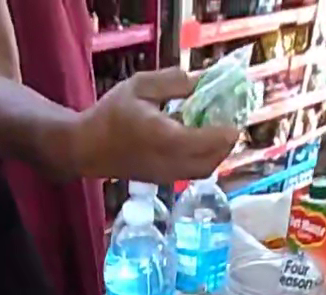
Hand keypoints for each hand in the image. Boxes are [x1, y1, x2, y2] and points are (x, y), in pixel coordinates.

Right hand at [71, 69, 239, 183]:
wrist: (89, 149)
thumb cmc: (111, 115)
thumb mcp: (140, 86)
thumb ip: (171, 84)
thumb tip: (199, 84)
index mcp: (164, 138)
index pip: (206, 142)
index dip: (225, 133)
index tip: (235, 119)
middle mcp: (169, 163)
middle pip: (211, 162)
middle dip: (225, 145)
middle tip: (230, 123)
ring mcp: (167, 176)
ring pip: (203, 171)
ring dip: (216, 154)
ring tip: (217, 132)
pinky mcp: (164, 181)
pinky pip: (192, 173)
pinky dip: (203, 159)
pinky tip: (199, 141)